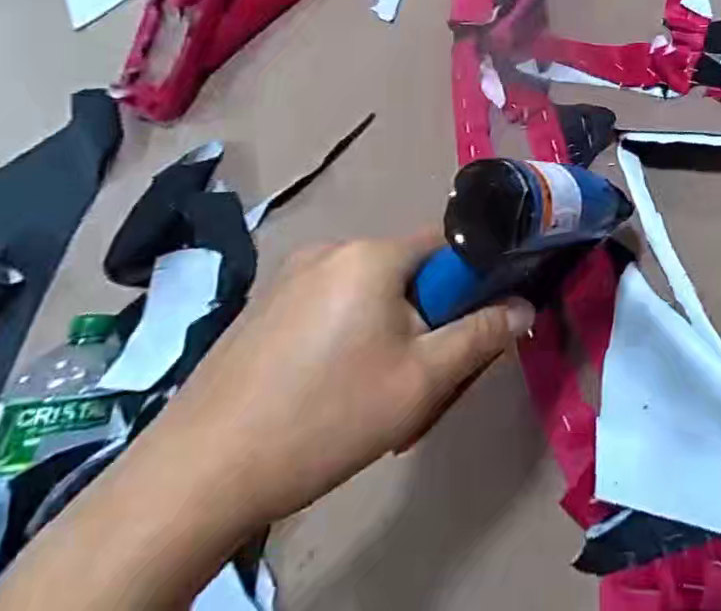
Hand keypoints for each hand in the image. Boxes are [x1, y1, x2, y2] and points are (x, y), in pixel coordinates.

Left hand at [130, 231, 533, 530]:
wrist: (197, 478)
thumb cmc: (326, 418)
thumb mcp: (423, 381)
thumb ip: (482, 335)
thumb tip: (524, 305)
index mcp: (371, 254)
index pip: (449, 242)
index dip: (473, 279)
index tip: (474, 326)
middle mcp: (329, 250)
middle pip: (409, 272)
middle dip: (428, 317)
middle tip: (423, 377)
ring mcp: (288, 277)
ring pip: (370, 293)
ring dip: (390, 330)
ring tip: (377, 393)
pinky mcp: (262, 308)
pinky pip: (331, 306)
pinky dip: (350, 337)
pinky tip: (332, 391)